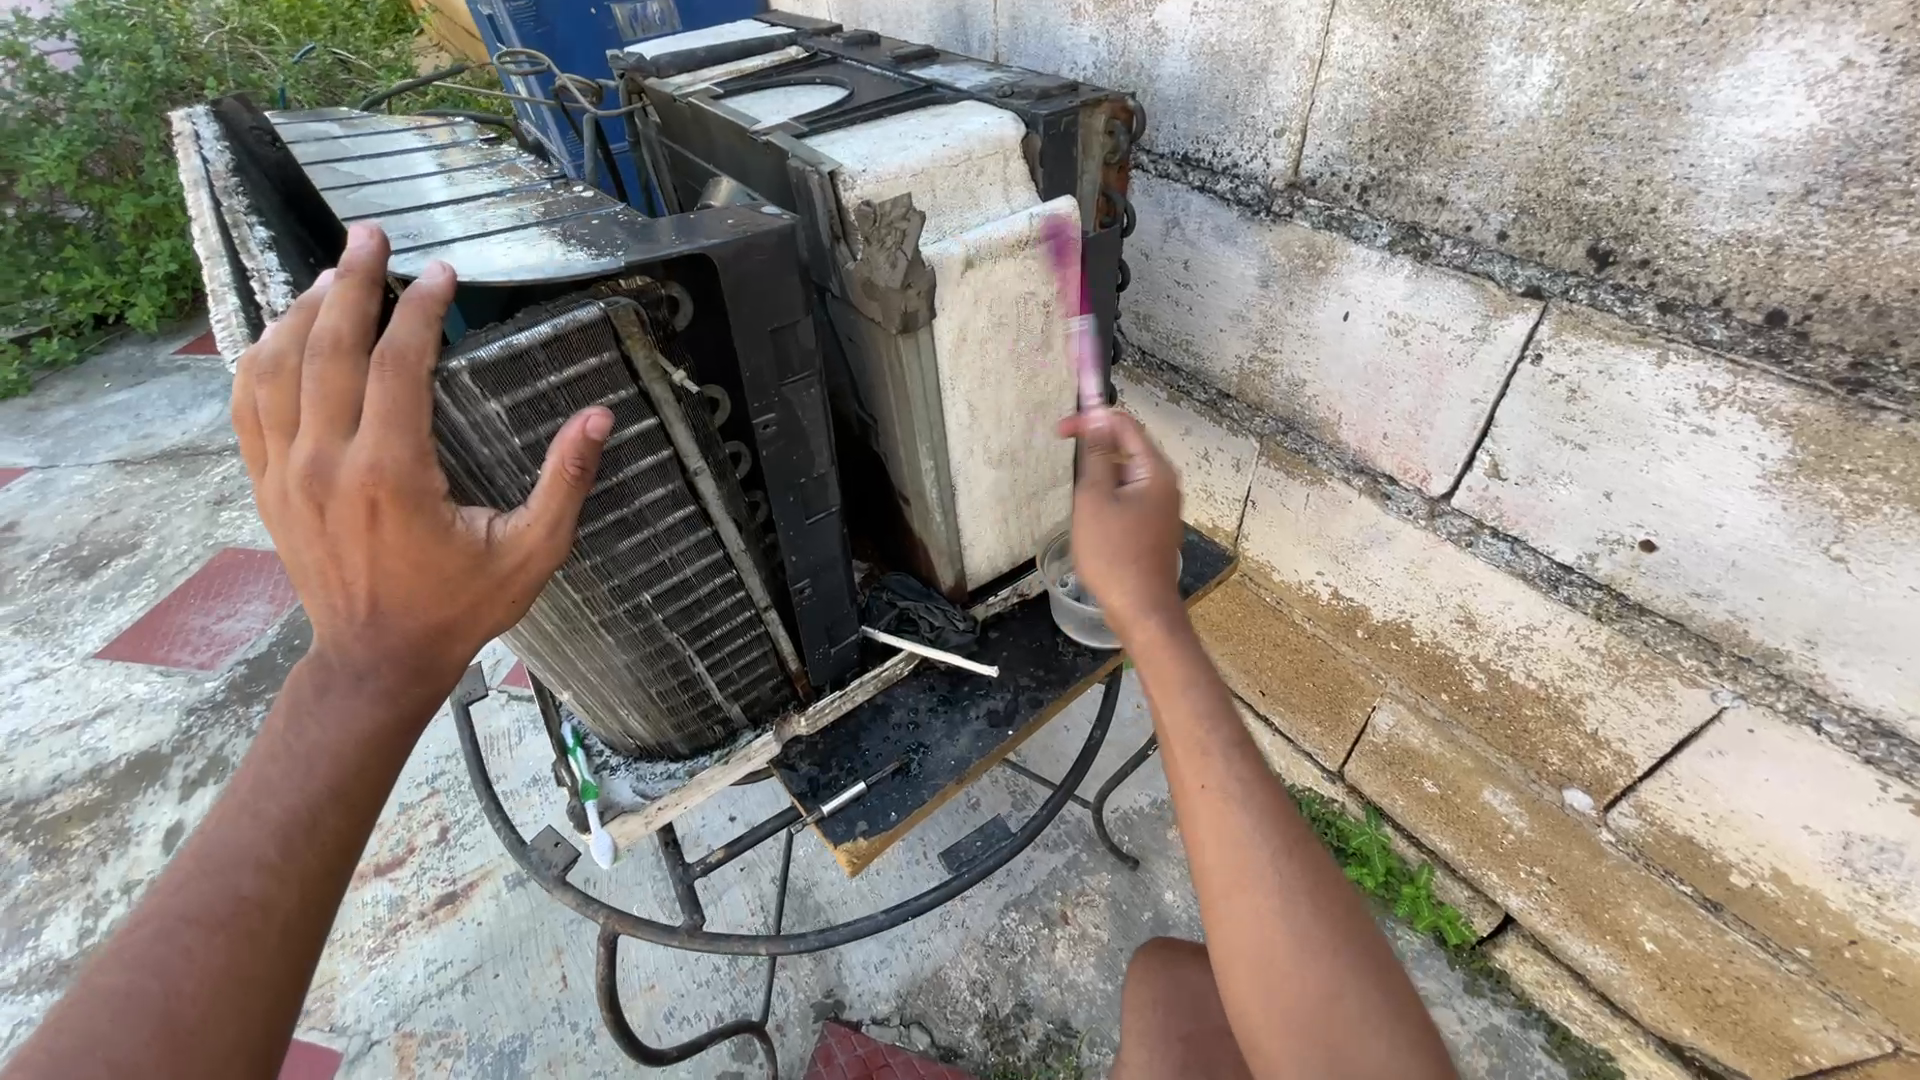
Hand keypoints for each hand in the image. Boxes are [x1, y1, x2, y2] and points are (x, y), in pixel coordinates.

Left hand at [231, 225, 611, 704]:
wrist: (380, 658)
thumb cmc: (464, 605)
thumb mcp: (534, 549)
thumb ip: (565, 480)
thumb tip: (598, 417)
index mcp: (392, 472)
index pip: (398, 364)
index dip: (421, 311)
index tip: (445, 275)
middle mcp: (327, 461)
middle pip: (326, 346)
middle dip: (354, 283)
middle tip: (374, 237)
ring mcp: (286, 471)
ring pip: (274, 366)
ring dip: (303, 310)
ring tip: (335, 274)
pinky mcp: (269, 485)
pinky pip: (249, 403)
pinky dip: (261, 355)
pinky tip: (283, 334)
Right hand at [1057, 407, 1183, 638]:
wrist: (1141, 609)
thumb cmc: (1114, 555)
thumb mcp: (1095, 499)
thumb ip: (1097, 455)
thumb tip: (1097, 416)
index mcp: (1155, 470)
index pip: (1124, 425)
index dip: (1092, 420)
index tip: (1060, 431)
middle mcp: (1165, 484)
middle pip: (1126, 450)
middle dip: (1094, 453)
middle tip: (1066, 468)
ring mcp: (1162, 507)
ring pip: (1124, 477)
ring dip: (1098, 481)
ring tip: (1079, 504)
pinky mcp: (1153, 527)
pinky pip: (1128, 500)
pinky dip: (1107, 501)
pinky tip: (1092, 523)